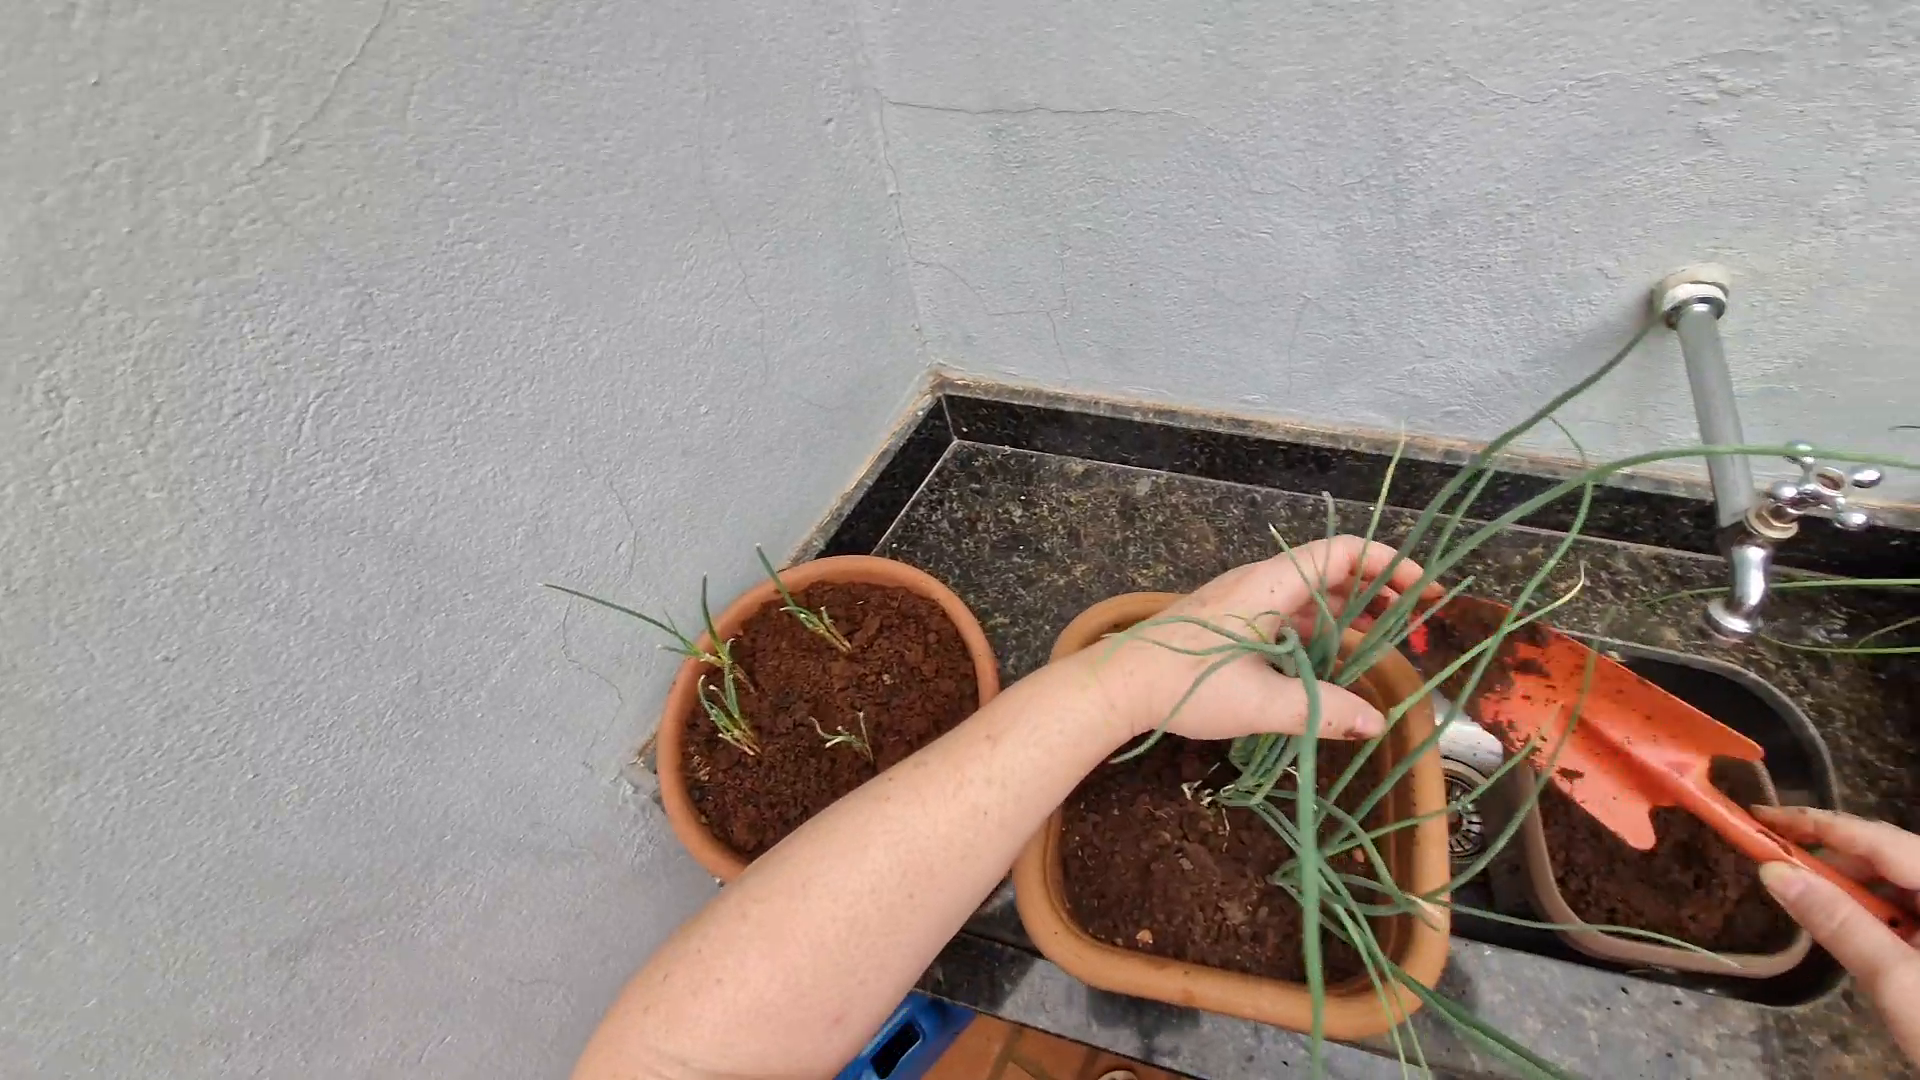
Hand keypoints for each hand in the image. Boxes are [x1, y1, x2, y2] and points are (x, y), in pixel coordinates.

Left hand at [1073, 536, 1437, 743]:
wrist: (1118, 684)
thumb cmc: (1188, 684)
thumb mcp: (1262, 702)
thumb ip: (1323, 709)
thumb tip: (1377, 722)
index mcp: (1269, 585)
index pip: (1341, 551)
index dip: (1389, 563)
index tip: (1426, 590)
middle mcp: (1255, 583)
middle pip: (1328, 573)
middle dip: (1375, 594)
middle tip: (1412, 628)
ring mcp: (1237, 602)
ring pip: (1304, 597)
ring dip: (1344, 617)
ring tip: (1379, 649)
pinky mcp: (1223, 622)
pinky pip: (1281, 615)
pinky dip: (1313, 631)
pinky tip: (1324, 664)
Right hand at [1751, 805, 1919, 1062]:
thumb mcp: (1899, 984)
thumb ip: (1838, 922)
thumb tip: (1771, 870)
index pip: (1880, 839)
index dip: (1816, 822)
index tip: (1758, 816)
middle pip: (1895, 857)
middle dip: (1834, 860)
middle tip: (1783, 873)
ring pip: (1907, 883)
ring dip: (1858, 889)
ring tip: (1823, 910)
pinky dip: (1885, 911)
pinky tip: (1868, 933)